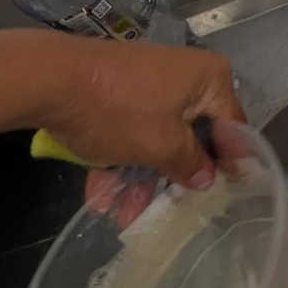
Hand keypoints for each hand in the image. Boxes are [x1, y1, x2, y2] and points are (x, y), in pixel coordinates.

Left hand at [29, 33, 245, 189]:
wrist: (56, 80)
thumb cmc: (122, 110)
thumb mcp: (161, 144)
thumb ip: (189, 163)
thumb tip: (208, 178)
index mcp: (210, 79)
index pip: (232, 125)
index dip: (229, 160)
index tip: (224, 192)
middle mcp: (188, 76)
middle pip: (191, 134)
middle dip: (170, 176)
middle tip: (160, 210)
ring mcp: (154, 82)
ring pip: (158, 135)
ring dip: (140, 175)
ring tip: (118, 211)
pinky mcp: (125, 90)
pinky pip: (135, 128)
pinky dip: (122, 158)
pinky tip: (100, 191)